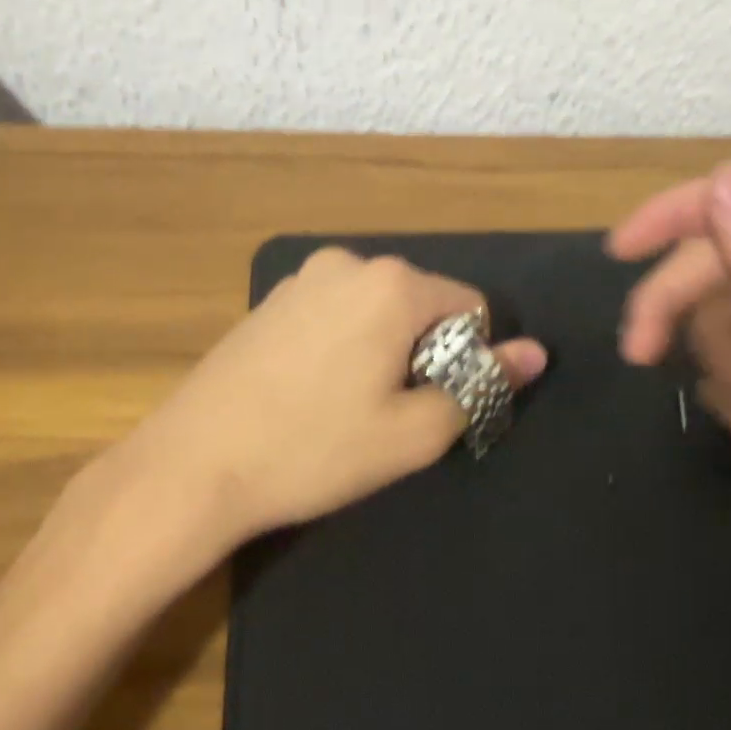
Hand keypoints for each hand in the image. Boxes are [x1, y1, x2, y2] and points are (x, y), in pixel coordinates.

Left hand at [53, 247, 546, 594]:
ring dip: (384, 352)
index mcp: (392, 285)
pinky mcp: (269, 302)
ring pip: (378, 311)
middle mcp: (348, 263)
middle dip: (424, 354)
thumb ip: (480, 386)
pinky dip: (344, 347)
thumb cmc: (314, 451)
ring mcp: (301, 279)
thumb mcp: (412, 433)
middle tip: (389, 414)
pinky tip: (312, 395)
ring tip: (347, 409)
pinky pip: (336, 315)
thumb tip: (536, 353)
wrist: (194, 466)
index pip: (471, 308)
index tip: (432, 406)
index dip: (468, 361)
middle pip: (423, 305)